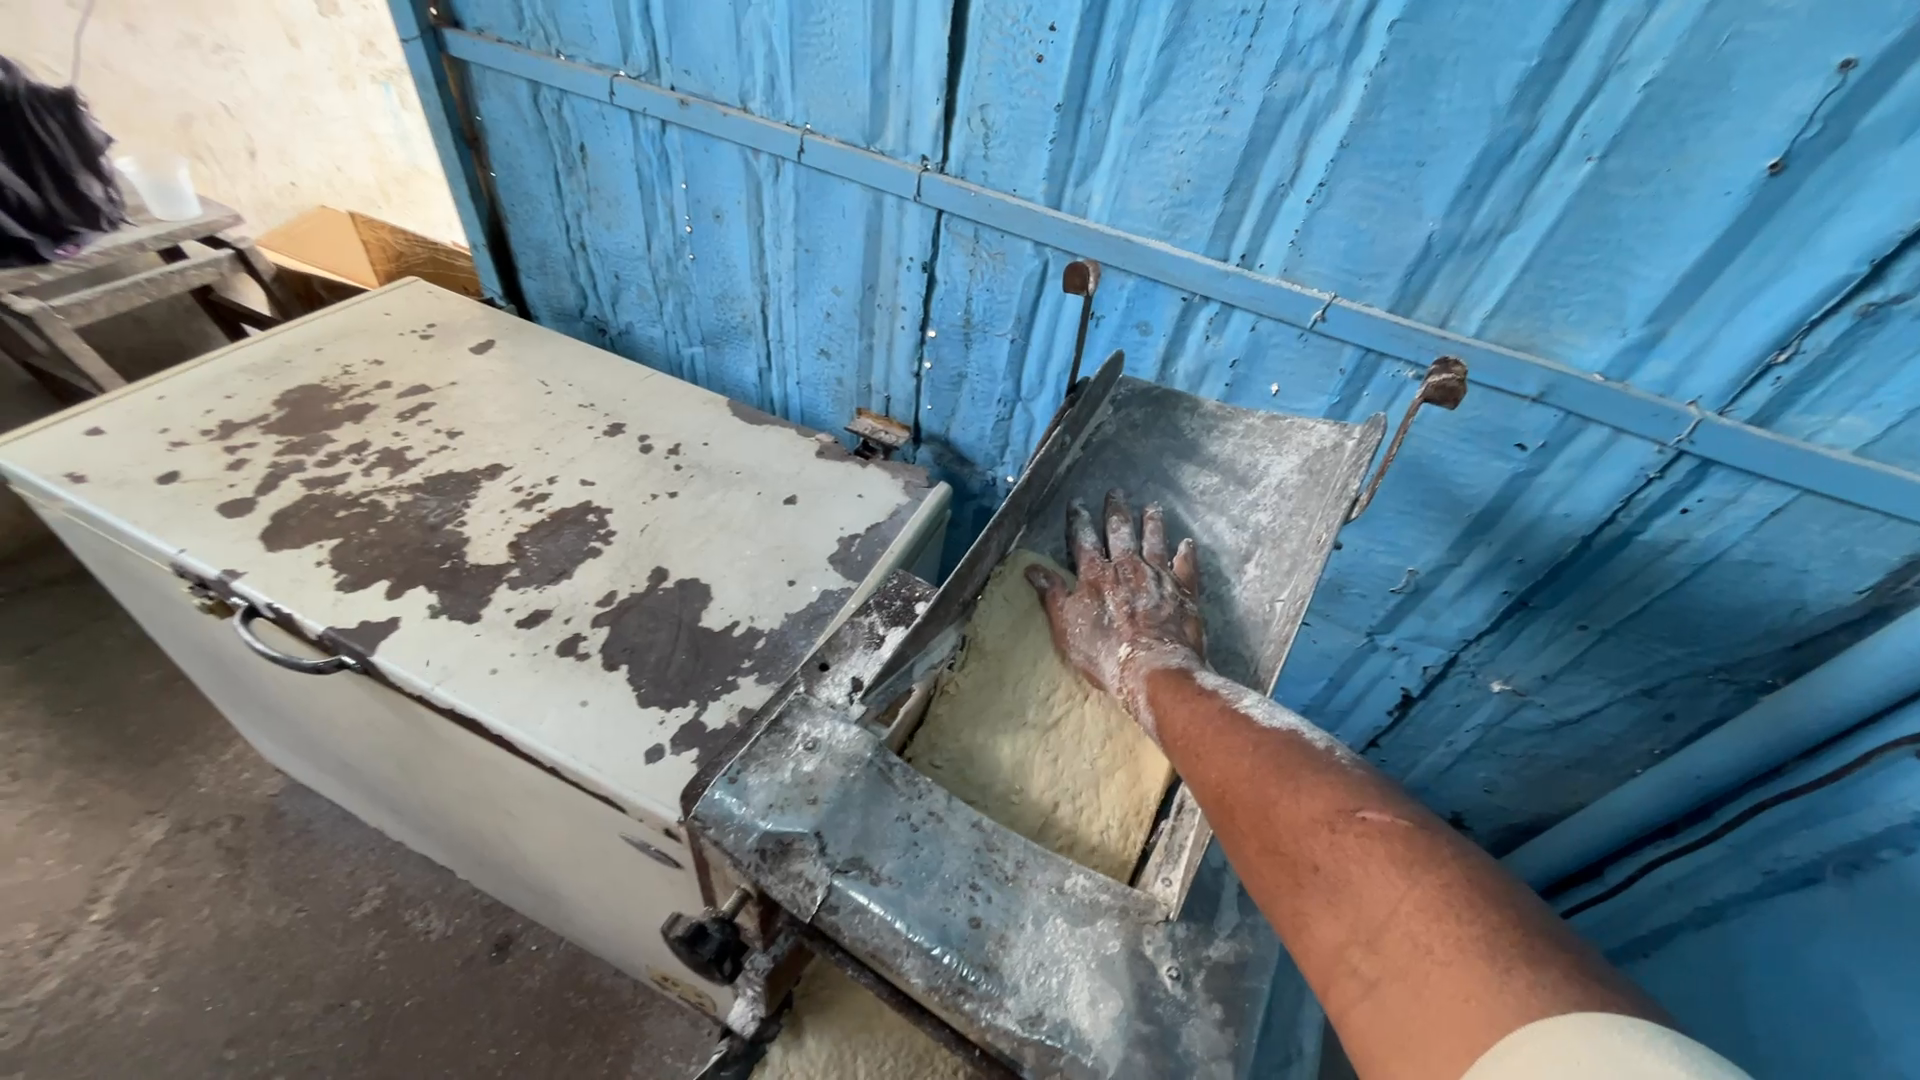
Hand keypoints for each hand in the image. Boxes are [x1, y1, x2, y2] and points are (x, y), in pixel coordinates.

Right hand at [1025, 490, 1206, 736]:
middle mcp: (1126, 566)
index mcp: (1095, 574)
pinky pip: (1185, 564)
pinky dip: (1186, 551)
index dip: (1078, 520)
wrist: (1152, 668)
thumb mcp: (1065, 625)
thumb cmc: (1103, 652)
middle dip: (1115, 511)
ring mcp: (1157, 575)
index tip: (1077, 504)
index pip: (1083, 539)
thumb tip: (1031, 569)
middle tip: (1116, 493)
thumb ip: (1051, 594)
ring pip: (1154, 540)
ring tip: (1151, 506)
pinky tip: (1187, 542)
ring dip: (1151, 522)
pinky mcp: (1183, 590)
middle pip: (1120, 531)